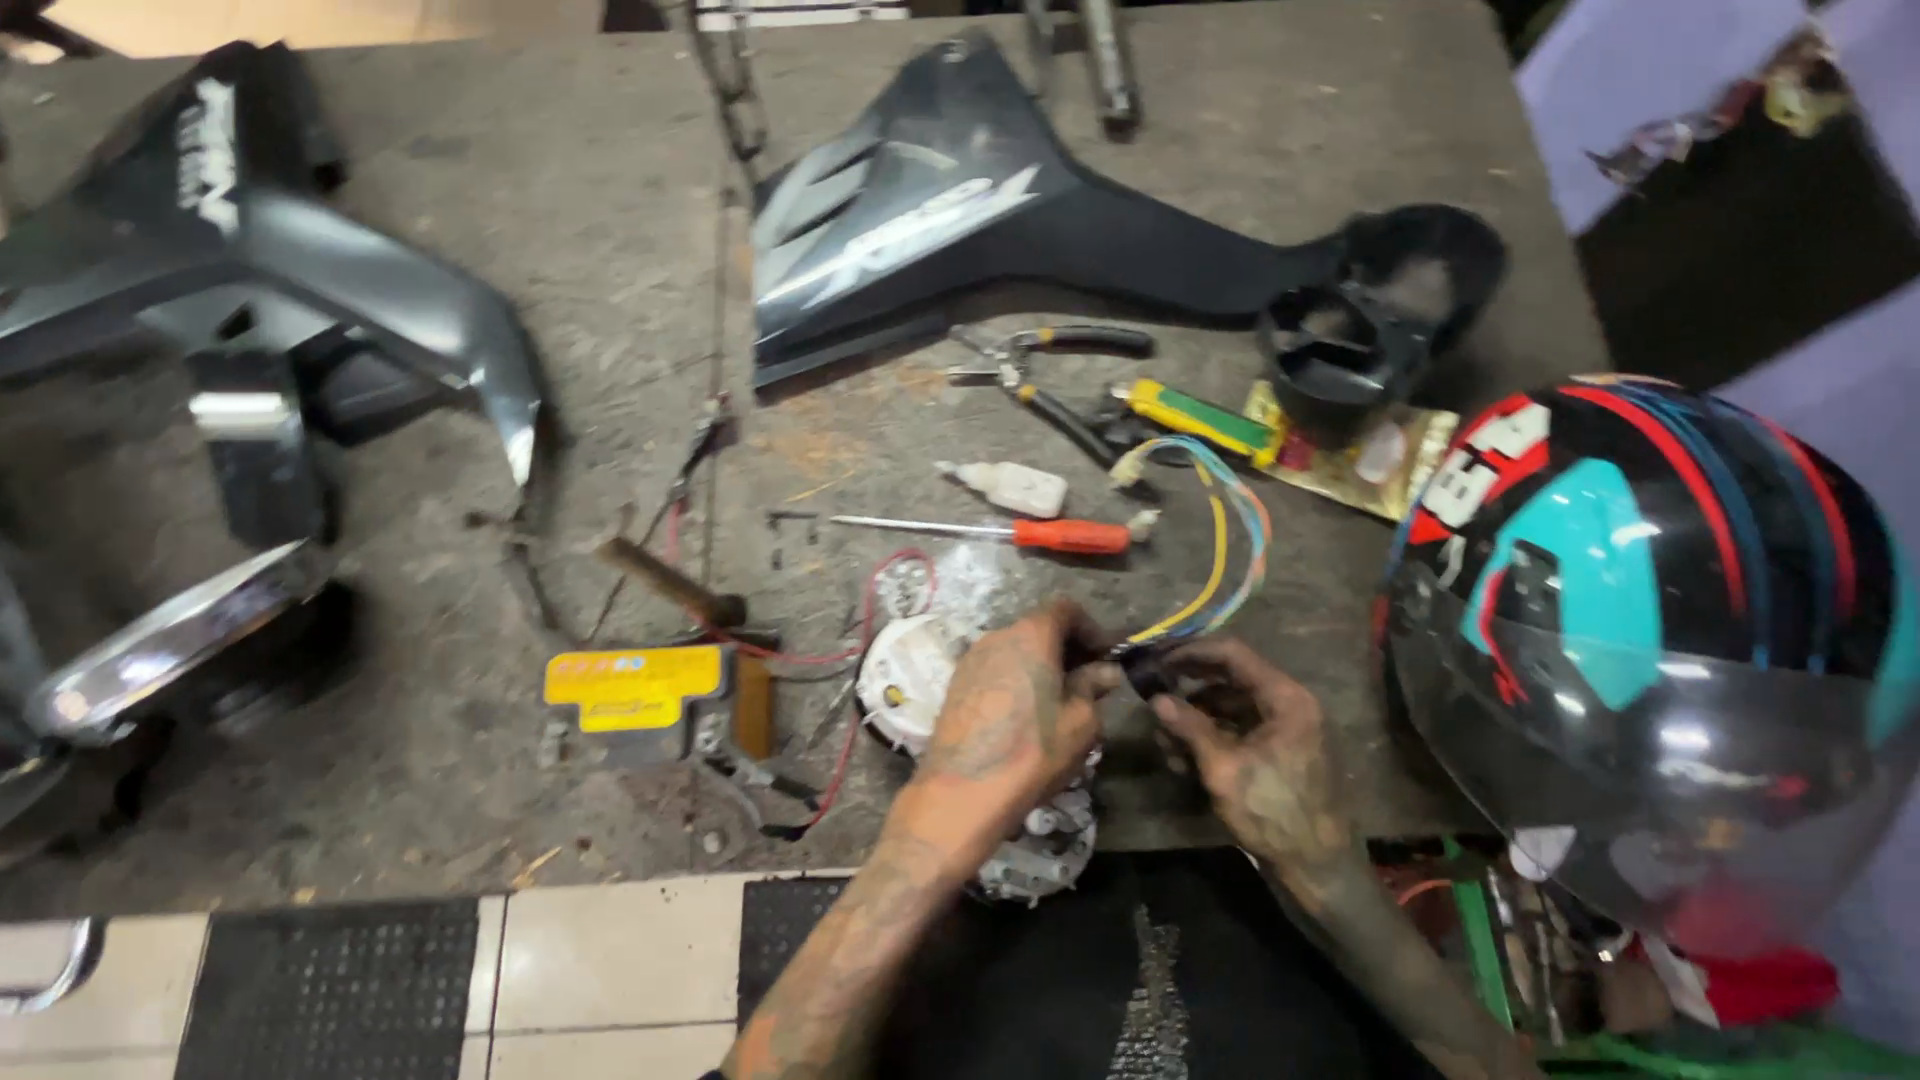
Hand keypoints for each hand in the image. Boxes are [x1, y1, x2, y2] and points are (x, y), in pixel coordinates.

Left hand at [891, 597, 1121, 862]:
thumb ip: (1092, 687)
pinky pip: (995, 669)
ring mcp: (971, 659)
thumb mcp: (1081, 721)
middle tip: (1088, 681)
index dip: (1091, 628)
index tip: (1105, 656)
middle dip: (1066, 648)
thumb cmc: (1034, 750)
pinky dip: (1016, 679)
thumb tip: (1104, 672)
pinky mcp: (956, 685)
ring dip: (1040, 665)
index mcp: (1031, 634)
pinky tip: (1026, 714)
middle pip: (1038, 627)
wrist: (964, 789)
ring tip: (1058, 701)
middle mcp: (997, 636)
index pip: (1065, 609)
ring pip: (1015, 650)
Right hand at [1152, 638, 1351, 875]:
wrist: (1318, 867)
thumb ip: (1190, 727)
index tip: (1156, 660)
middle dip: (1188, 690)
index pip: (1232, 653)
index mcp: (1285, 698)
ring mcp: (1284, 728)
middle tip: (1153, 698)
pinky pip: (1238, 729)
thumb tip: (1156, 699)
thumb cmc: (1273, 812)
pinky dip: (1210, 738)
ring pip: (1229, 706)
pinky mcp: (1278, 751)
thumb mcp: (1224, 768)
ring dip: (1195, 718)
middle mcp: (1288, 704)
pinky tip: (1182, 759)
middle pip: (1229, 678)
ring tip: (1164, 742)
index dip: (1190, 651)